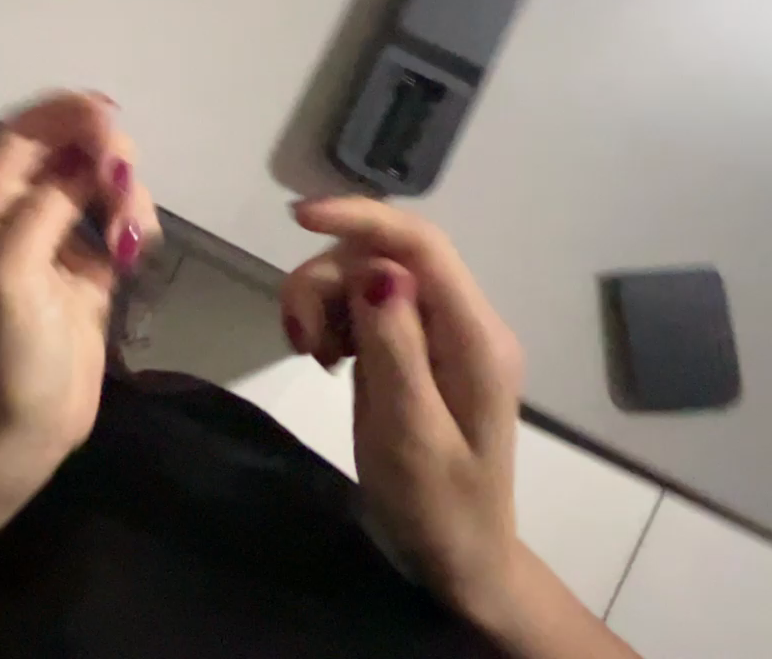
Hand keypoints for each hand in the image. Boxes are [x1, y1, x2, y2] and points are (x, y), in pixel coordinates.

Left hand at [0, 91, 158, 483]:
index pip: (22, 134)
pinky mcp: (90, 264)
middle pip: (66, 149)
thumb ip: (46, 207)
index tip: (107, 116)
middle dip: (102, 152)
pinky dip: (133, 221)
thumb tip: (86, 164)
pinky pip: (117, 219)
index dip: (60, 113)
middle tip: (126, 180)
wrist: (30, 426)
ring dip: (123, 191)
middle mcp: (22, 212)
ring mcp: (58, 237)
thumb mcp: (12, 273)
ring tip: (132, 234)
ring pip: (98, 181)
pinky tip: (137, 248)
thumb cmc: (12, 352)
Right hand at [279, 197, 526, 620]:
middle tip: (300, 341)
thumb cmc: (436, 504)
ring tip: (312, 356)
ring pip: (357, 274)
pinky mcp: (405, 340)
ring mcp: (431, 328)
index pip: (420, 244)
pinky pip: (354, 300)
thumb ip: (396, 349)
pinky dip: (325, 318)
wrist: (453, 554)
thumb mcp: (410, 434)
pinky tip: (324, 357)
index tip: (297, 218)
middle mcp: (457, 318)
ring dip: (318, 302)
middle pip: (377, 256)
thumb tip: (377, 272)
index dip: (360, 217)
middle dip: (323, 282)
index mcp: (474, 337)